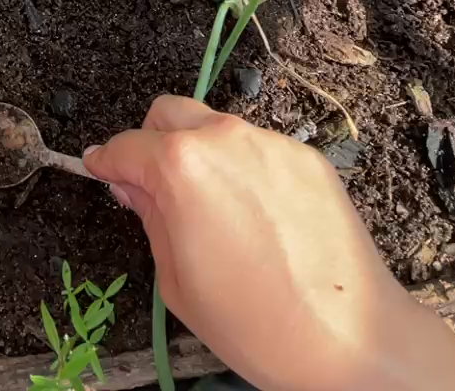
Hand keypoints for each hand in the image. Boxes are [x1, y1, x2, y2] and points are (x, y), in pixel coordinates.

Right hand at [83, 96, 454, 390]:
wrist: (354, 342)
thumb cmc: (256, 324)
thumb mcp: (176, 280)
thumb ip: (150, 216)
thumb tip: (133, 184)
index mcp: (180, 165)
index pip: (125, 146)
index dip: (106, 161)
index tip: (100, 170)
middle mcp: (222, 137)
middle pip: (166, 112)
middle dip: (150, 141)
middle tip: (155, 186)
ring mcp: (268, 141)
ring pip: (213, 126)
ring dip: (198, 152)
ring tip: (215, 207)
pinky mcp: (305, 155)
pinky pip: (257, 147)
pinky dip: (243, 167)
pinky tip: (260, 216)